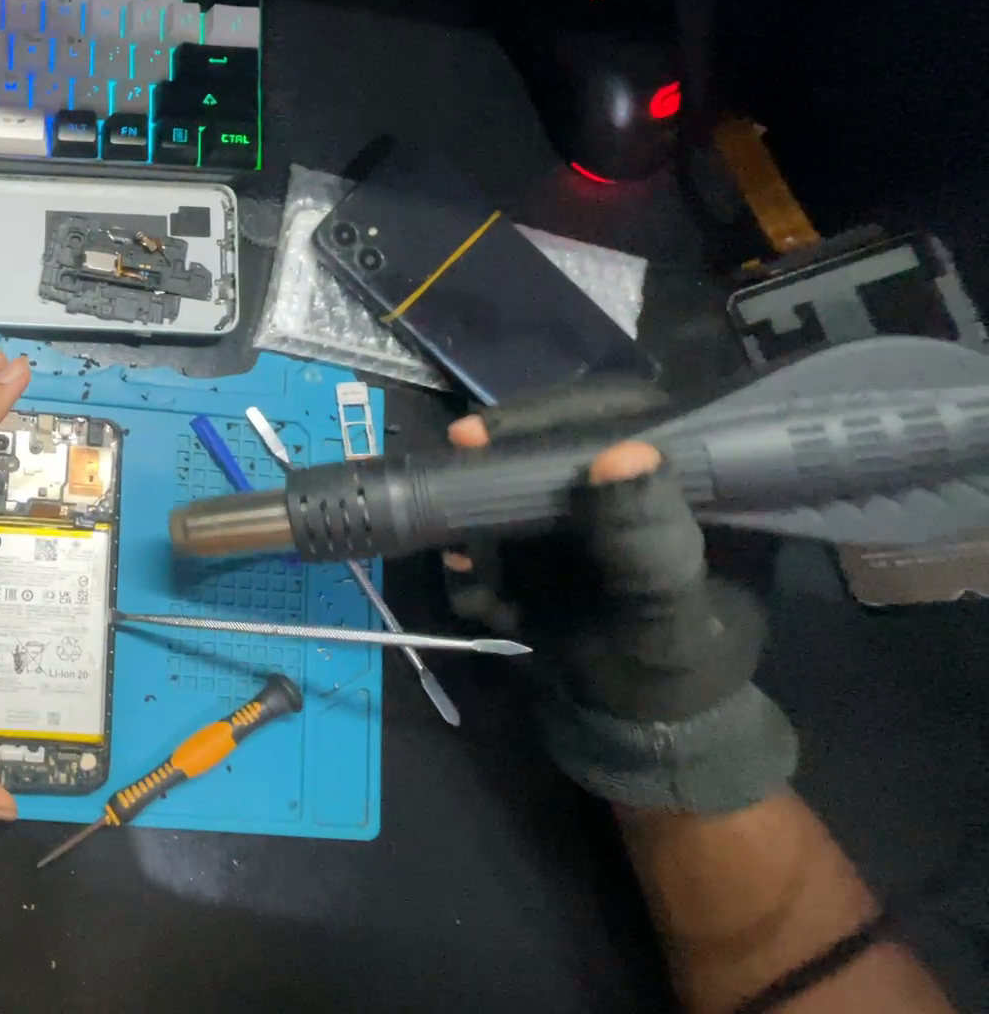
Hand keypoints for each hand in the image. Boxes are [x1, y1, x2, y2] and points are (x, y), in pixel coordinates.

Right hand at [444, 386, 793, 814]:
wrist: (631, 737)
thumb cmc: (674, 683)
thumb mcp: (672, 623)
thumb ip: (652, 548)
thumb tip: (622, 455)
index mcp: (697, 494)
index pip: (630, 419)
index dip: (558, 413)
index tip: (489, 431)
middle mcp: (634, 494)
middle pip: (555, 445)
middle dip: (497, 466)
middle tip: (453, 467)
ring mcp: (580, 522)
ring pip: (509, 490)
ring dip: (476, 524)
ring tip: (472, 574)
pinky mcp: (541, 551)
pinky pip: (489, 537)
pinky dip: (472, 563)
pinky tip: (478, 597)